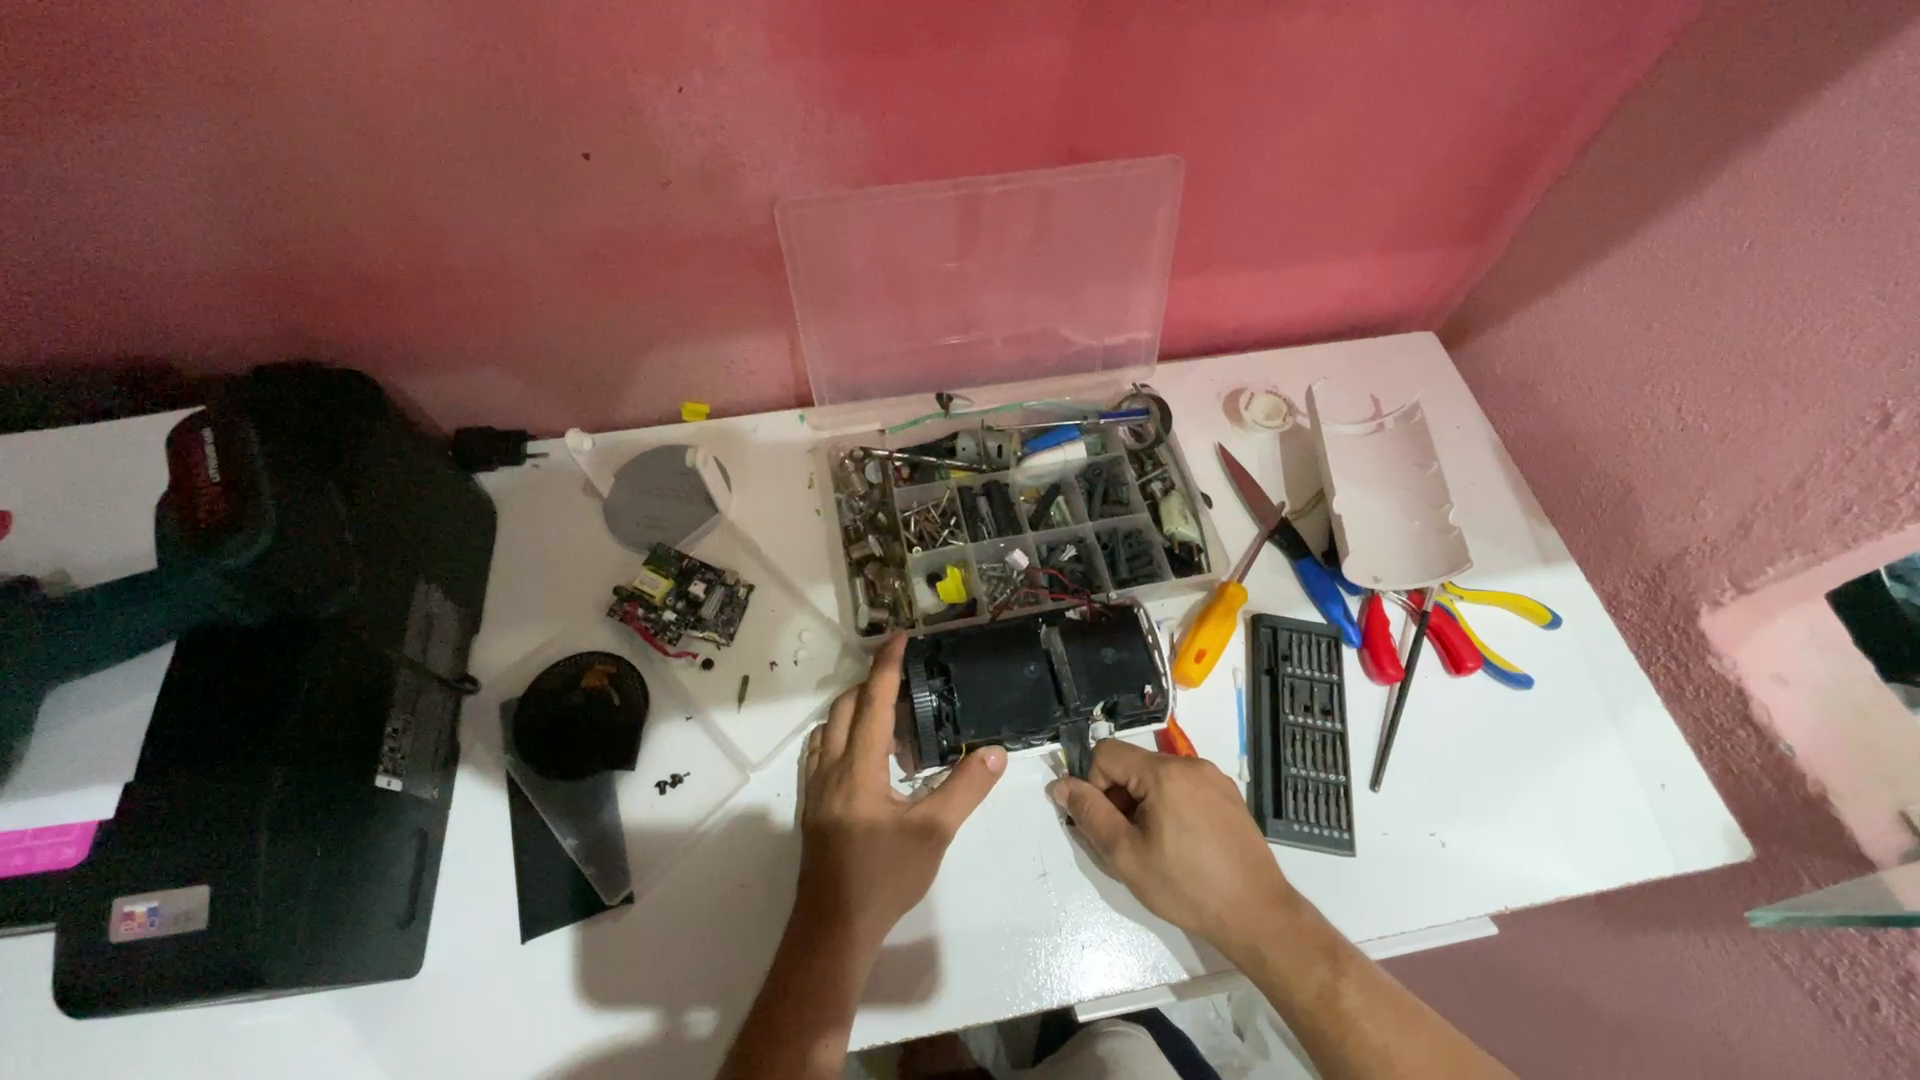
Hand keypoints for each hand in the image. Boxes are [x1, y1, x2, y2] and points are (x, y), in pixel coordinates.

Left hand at [796, 635, 1005, 946]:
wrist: (833, 928)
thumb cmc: (883, 878)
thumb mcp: (933, 834)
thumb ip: (965, 788)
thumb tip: (995, 751)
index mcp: (858, 767)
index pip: (873, 702)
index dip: (887, 666)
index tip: (900, 636)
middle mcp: (830, 768)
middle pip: (843, 708)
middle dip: (871, 687)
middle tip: (908, 688)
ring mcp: (816, 789)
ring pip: (828, 730)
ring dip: (856, 713)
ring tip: (893, 726)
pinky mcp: (813, 808)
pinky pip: (822, 754)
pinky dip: (844, 738)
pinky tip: (867, 761)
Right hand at [1051, 739, 1294, 952]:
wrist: (1257, 915)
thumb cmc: (1187, 887)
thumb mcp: (1125, 855)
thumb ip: (1089, 814)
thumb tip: (1061, 785)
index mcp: (1165, 774)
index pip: (1107, 753)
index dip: (1093, 784)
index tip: (1103, 822)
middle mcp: (1192, 765)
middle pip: (1134, 765)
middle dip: (1119, 797)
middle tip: (1126, 842)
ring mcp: (1215, 780)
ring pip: (1158, 778)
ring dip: (1143, 804)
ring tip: (1154, 848)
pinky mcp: (1229, 797)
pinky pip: (1184, 788)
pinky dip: (1170, 808)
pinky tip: (1180, 846)